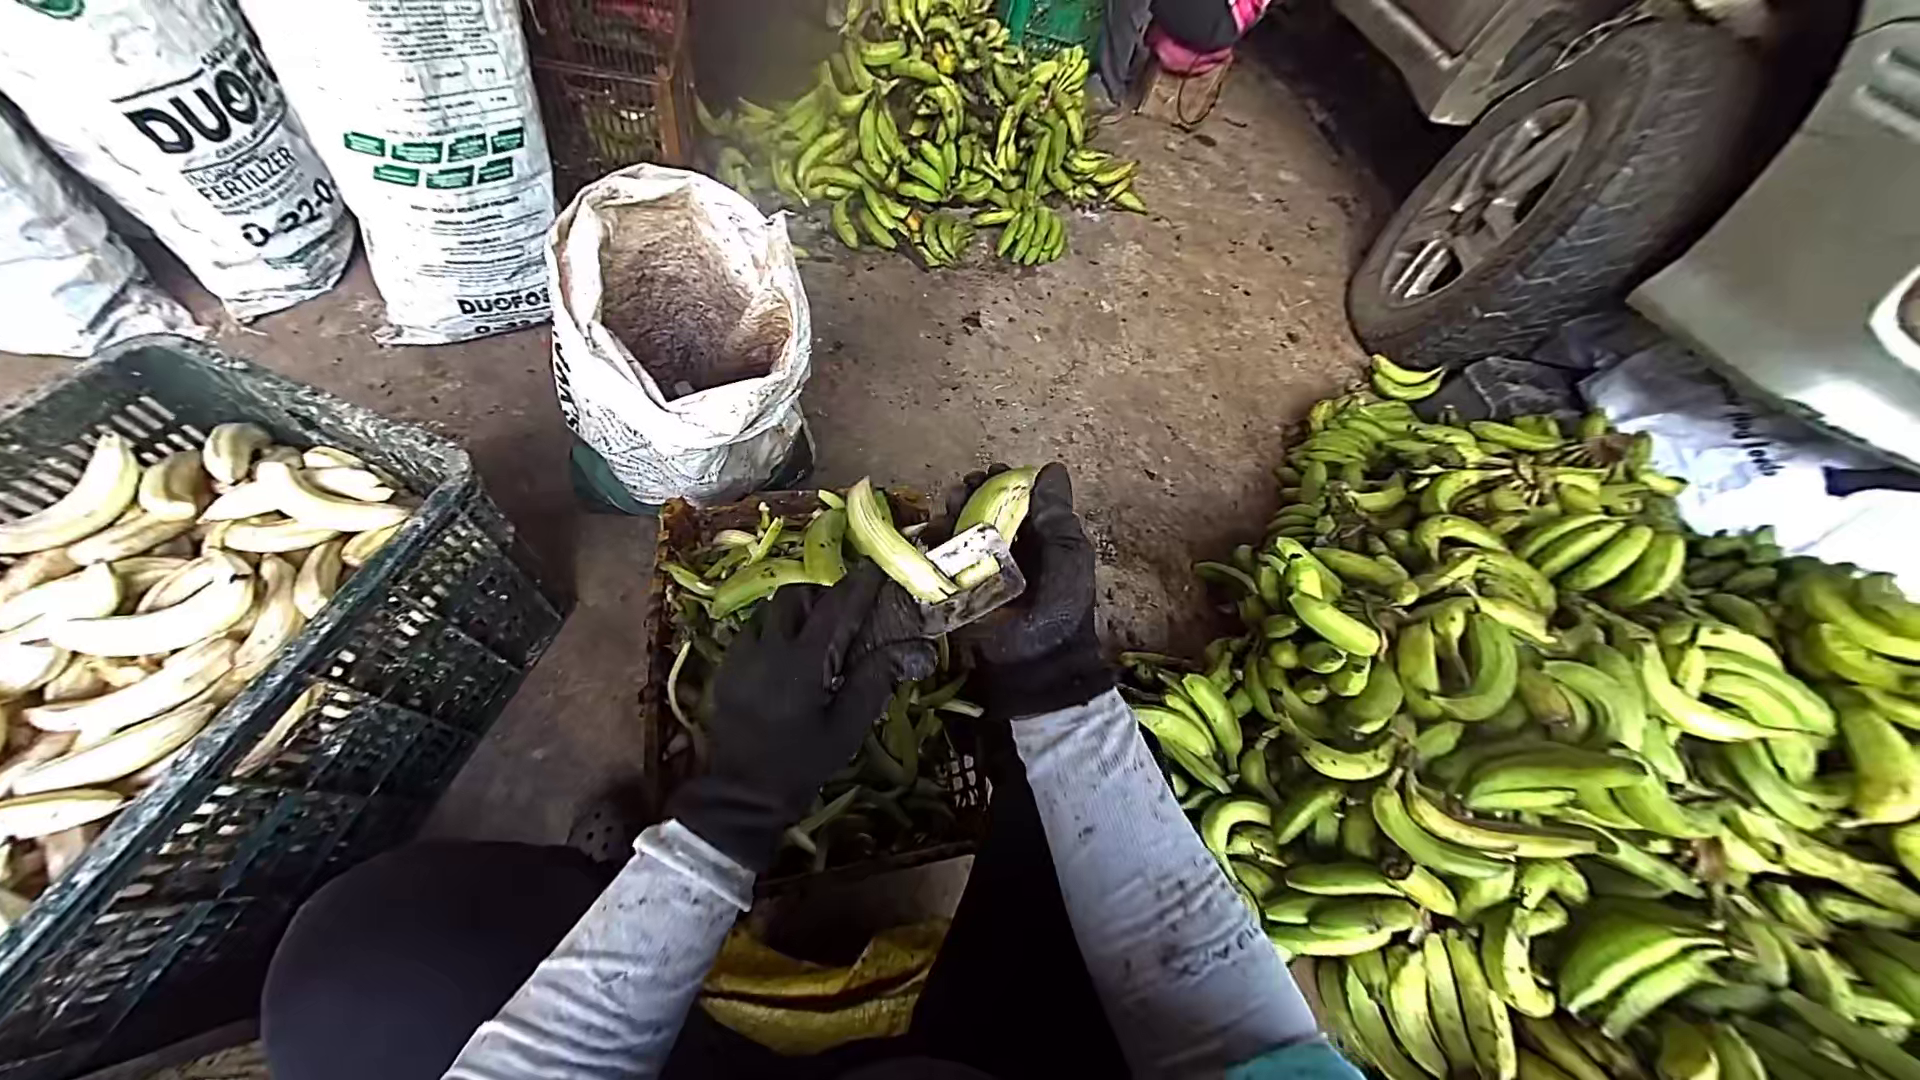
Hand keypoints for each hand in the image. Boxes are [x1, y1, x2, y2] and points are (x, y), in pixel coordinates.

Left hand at [667, 562, 935, 872]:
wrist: (742, 794)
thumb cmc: (803, 763)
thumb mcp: (848, 725)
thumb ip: (876, 679)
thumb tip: (916, 650)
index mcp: (803, 662)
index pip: (837, 608)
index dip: (859, 584)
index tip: (876, 567)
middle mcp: (768, 648)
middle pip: (796, 596)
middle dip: (822, 595)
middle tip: (842, 612)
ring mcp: (741, 656)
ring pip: (769, 609)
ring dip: (796, 610)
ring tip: (814, 631)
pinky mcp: (726, 667)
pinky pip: (751, 630)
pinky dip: (773, 628)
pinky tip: (785, 654)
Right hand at [949, 463, 1112, 718]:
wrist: (1034, 660)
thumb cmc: (1059, 606)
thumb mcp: (1068, 554)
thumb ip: (1056, 514)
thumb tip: (1051, 468)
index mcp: (1036, 536)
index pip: (1015, 499)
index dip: (1002, 482)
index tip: (990, 473)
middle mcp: (1006, 547)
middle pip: (982, 509)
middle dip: (971, 494)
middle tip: (964, 489)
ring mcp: (979, 565)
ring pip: (959, 528)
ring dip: (952, 512)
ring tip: (951, 506)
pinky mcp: (956, 584)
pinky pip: (941, 556)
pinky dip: (935, 540)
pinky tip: (935, 531)